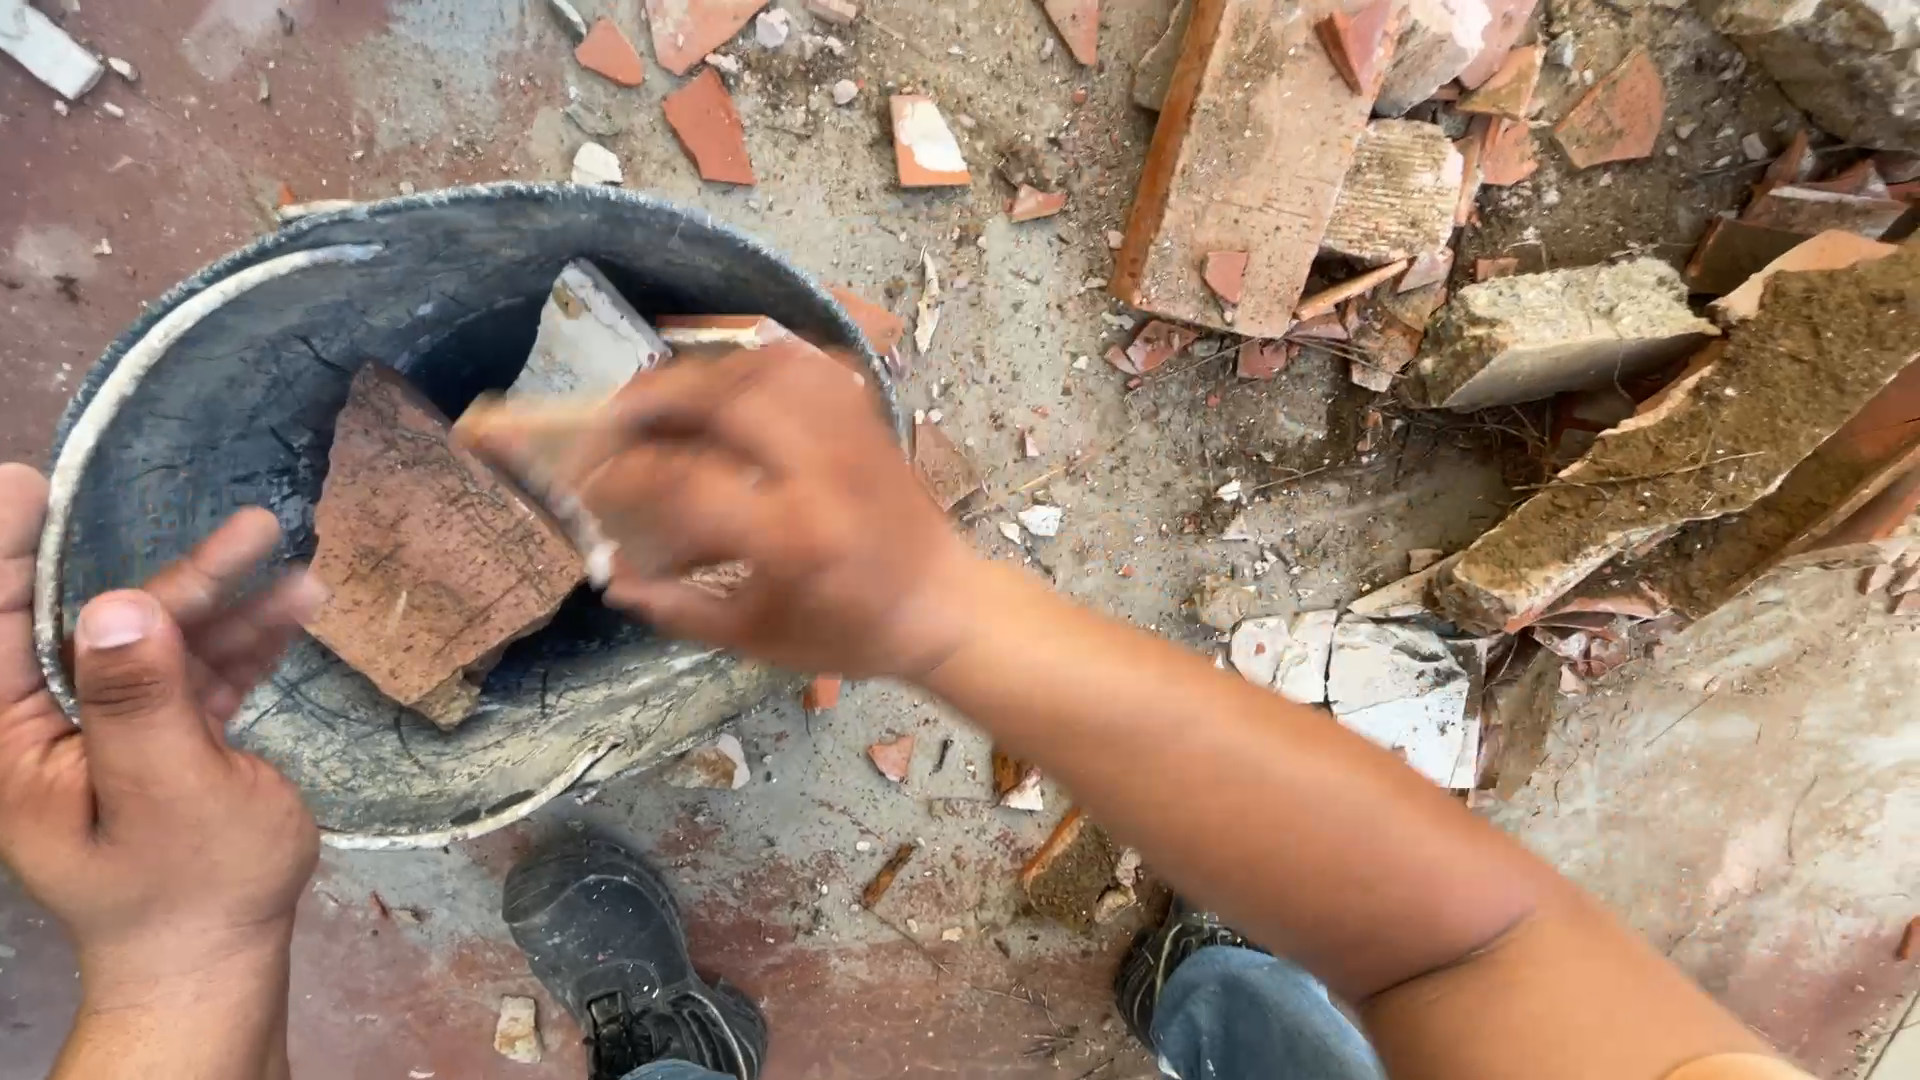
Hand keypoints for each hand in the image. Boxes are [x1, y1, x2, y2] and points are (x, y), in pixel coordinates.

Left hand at [0, 463, 324, 1008]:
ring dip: (228, 599)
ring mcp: (123, 726)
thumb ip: (138, 700)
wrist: (222, 940)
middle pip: (106, 625)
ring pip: (171, 641)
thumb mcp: (162, 790)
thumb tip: (122, 606)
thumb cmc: (185, 879)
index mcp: (10, 740)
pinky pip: (213, 669)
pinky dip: (254, 638)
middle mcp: (55, 722)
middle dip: (172, 575)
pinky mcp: (180, 732)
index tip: (30, 485)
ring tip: (285, 548)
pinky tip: (300, 605)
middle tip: (246, 527)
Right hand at [465, 340, 988, 677]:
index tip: (589, 481)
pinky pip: (807, 366)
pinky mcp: (868, 421)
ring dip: (700, 375)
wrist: (943, 605)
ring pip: (763, 366)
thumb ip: (680, 608)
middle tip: (610, 423)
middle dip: (647, 401)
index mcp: (793, 535)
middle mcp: (822, 471)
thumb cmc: (854, 633)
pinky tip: (734, 389)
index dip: (622, 474)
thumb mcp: (760, 639)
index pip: (684, 480)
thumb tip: (611, 577)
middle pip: (719, 398)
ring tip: (664, 404)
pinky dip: (758, 364)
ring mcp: (851, 436)